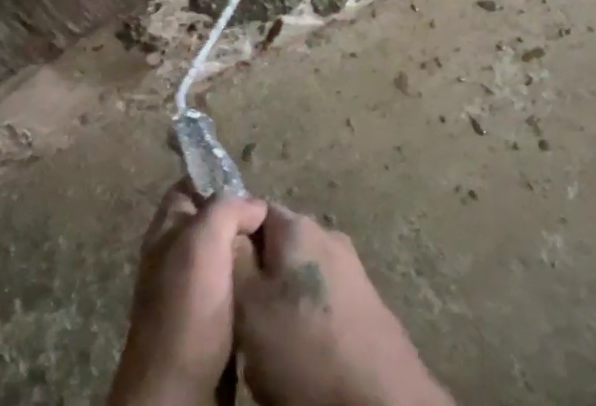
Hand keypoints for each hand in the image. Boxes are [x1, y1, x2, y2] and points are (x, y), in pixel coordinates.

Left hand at [108, 179, 267, 405]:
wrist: (179, 391)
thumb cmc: (187, 310)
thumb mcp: (202, 243)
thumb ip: (225, 210)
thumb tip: (254, 206)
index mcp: (165, 232)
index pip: (188, 188)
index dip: (217, 181)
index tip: (253, 189)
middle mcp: (174, 258)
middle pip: (211, 225)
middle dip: (242, 221)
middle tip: (279, 226)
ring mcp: (191, 294)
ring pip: (226, 260)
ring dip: (251, 257)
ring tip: (283, 255)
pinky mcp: (210, 326)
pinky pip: (235, 293)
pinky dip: (253, 288)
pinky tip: (273, 289)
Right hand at [232, 205, 453, 405]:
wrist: (383, 403)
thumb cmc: (303, 349)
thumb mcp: (248, 304)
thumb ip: (231, 257)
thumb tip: (226, 224)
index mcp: (299, 226)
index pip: (250, 209)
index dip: (227, 236)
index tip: (213, 271)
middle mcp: (329, 237)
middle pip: (274, 245)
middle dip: (254, 274)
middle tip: (235, 310)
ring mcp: (353, 271)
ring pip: (296, 277)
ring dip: (278, 301)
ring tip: (265, 338)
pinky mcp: (366, 306)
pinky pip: (320, 300)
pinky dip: (304, 320)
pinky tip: (298, 351)